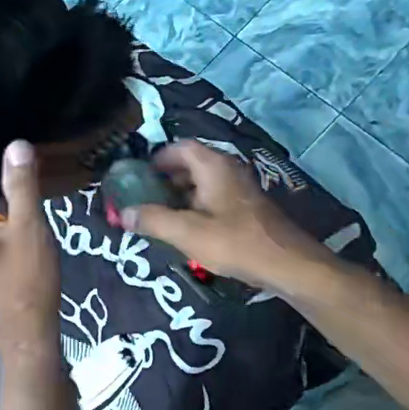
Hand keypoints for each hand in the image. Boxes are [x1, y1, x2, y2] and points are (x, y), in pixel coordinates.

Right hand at [120, 140, 328, 290]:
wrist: (286, 262)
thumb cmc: (235, 242)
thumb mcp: (187, 232)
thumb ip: (153, 220)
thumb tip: (122, 213)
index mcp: (213, 166)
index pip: (180, 147)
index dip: (157, 158)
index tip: (138, 176)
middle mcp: (228, 170)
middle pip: (191, 164)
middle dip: (166, 180)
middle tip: (144, 199)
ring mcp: (240, 188)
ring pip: (203, 184)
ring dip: (181, 196)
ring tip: (161, 218)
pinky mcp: (247, 208)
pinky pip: (215, 199)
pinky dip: (197, 208)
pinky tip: (188, 231)